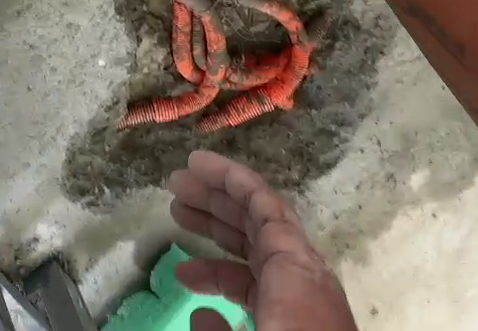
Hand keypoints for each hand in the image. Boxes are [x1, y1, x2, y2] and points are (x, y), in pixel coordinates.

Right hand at [165, 150, 357, 330]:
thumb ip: (219, 329)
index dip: (227, 177)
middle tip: (173, 187)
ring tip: (176, 221)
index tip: (191, 163)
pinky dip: (225, 275)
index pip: (262, 203)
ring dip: (216, 232)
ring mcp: (303, 303)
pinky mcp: (297, 325)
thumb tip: (201, 315)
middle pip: (257, 221)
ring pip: (256, 251)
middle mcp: (303, 277)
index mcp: (297, 270)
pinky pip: (258, 285)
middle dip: (214, 199)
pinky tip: (194, 289)